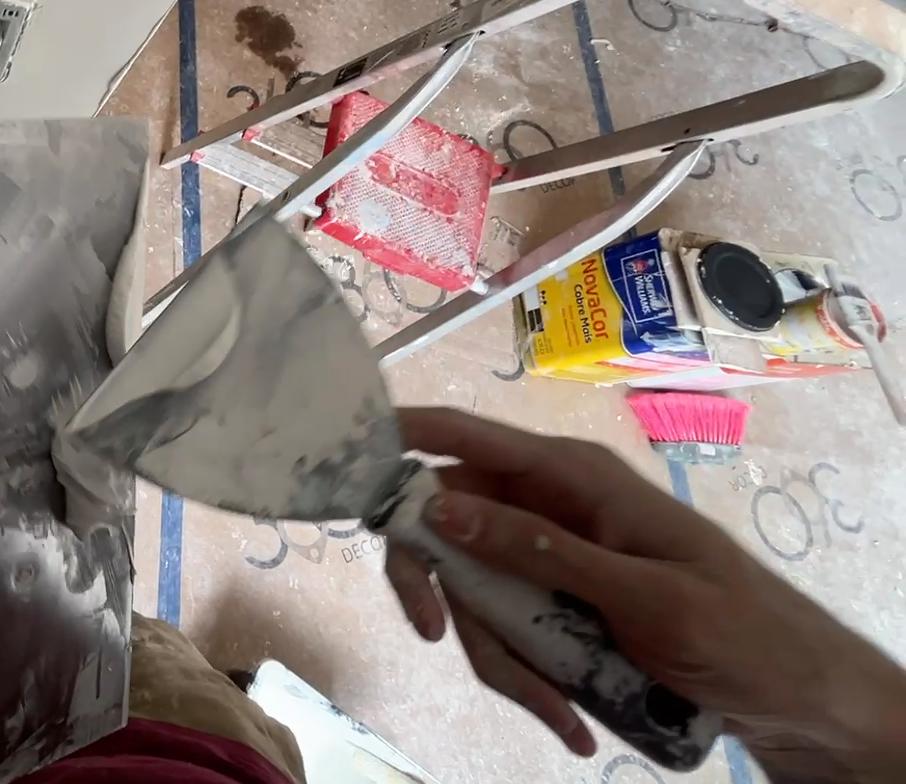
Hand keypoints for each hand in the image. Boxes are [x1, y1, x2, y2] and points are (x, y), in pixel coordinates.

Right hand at [383, 407, 905, 779]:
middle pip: (440, 520)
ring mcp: (535, 549)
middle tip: (432, 631)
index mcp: (564, 475)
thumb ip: (541, 549)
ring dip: (493, 651)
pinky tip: (565, 718)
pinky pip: (495, 622)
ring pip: (464, 583)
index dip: (393, 433)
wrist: (813, 707)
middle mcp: (535, 501)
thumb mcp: (651, 599)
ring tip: (556, 714)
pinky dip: (518, 672)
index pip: (458, 432)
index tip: (337, 458)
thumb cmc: (752, 636)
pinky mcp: (540, 594)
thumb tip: (437, 509)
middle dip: (435, 582)